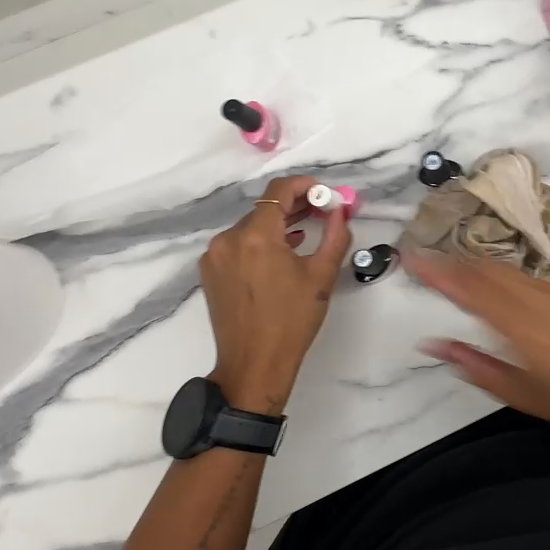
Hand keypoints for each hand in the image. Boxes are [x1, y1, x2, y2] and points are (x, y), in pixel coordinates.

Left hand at [199, 175, 350, 413]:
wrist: (254, 364)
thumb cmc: (292, 321)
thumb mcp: (322, 276)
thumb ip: (335, 234)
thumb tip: (340, 209)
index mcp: (256, 236)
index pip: (279, 190)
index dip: (304, 185)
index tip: (324, 194)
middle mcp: (228, 239)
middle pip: (264, 207)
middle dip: (294, 205)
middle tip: (322, 212)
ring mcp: (214, 255)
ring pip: (250, 225)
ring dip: (277, 224)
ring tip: (304, 234)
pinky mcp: (209, 271)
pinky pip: (237, 244)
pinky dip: (259, 242)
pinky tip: (279, 255)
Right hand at [406, 251, 549, 436]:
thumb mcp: (515, 392)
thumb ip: (472, 364)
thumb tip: (433, 344)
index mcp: (516, 324)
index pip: (467, 288)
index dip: (436, 271)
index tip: (410, 258)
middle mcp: (532, 299)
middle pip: (483, 269)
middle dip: (450, 262)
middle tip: (422, 262)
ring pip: (502, 268)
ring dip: (472, 263)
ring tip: (448, 266)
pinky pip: (520, 274)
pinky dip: (495, 270)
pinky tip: (489, 278)